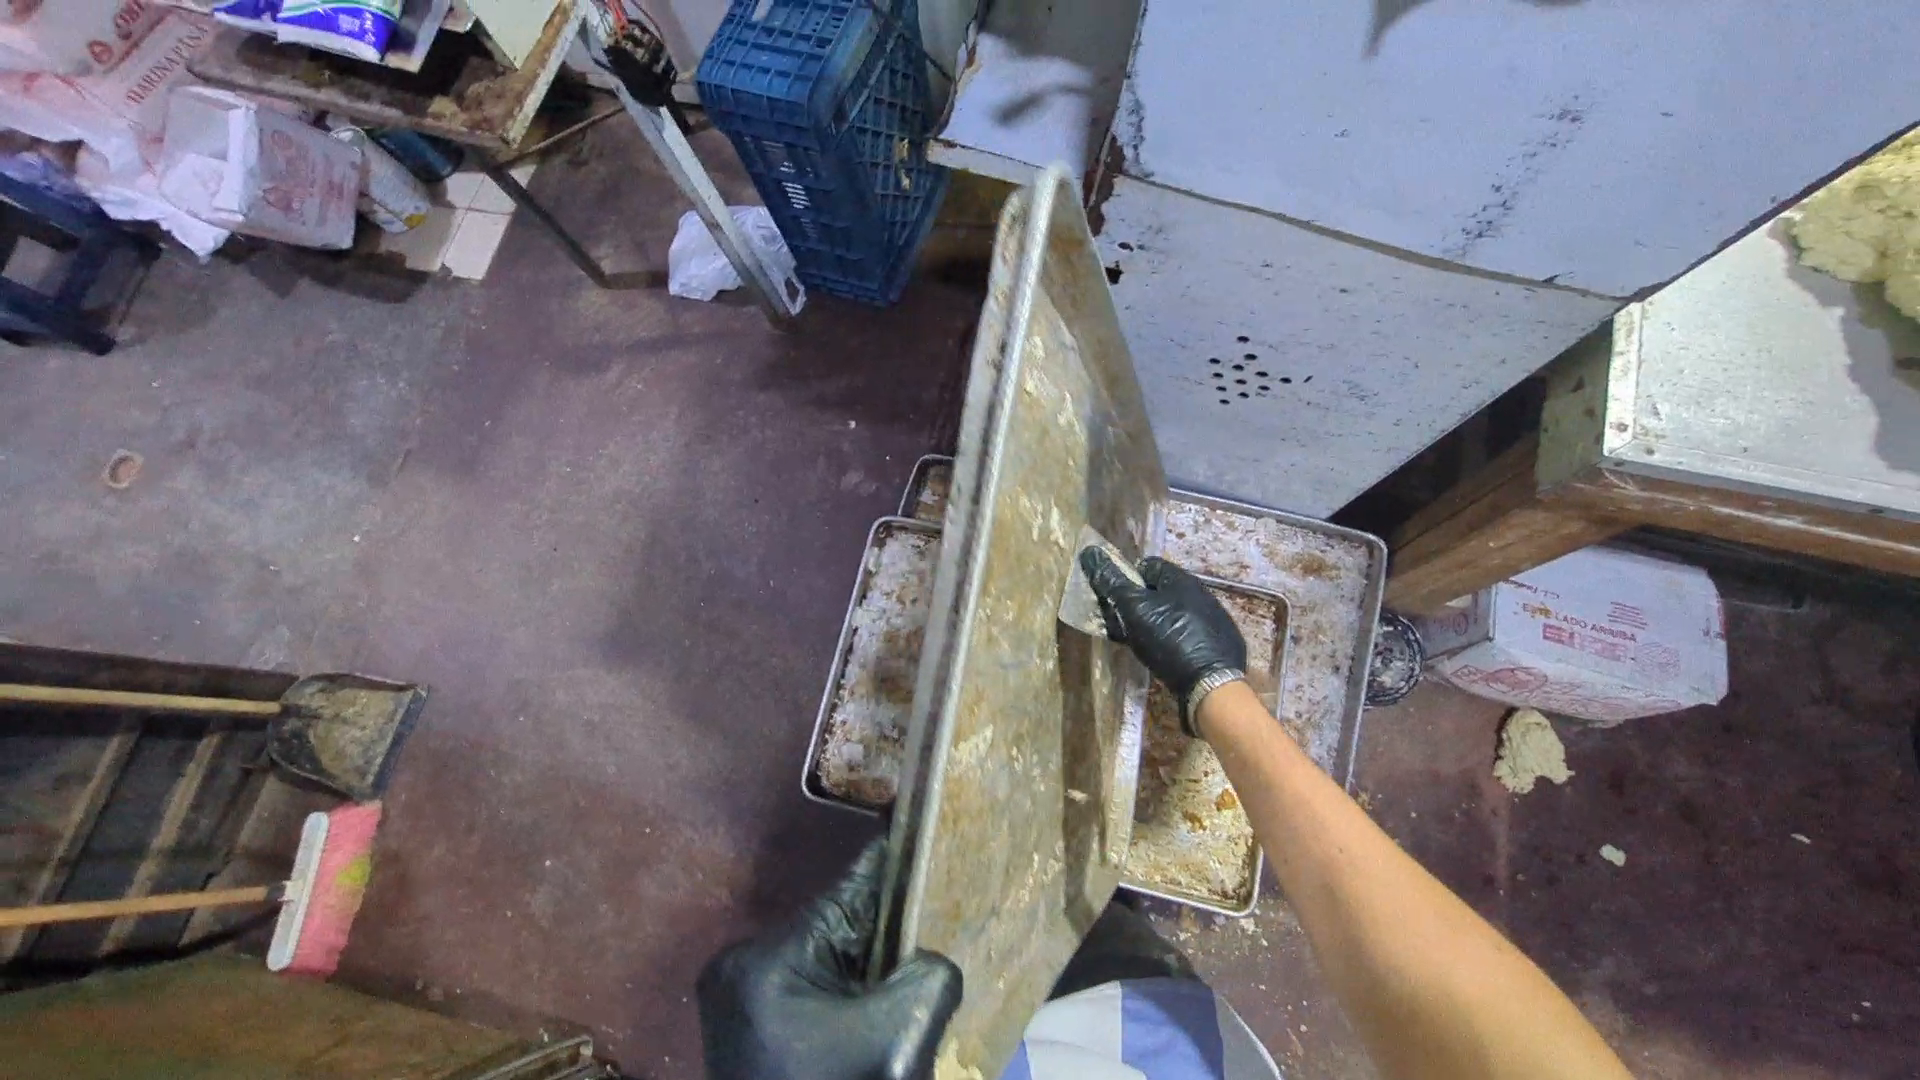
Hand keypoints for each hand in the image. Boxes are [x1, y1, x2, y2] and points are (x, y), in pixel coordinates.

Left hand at [697, 840, 961, 1079]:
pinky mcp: (744, 1021)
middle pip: (836, 924)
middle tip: (929, 912)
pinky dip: (844, 988)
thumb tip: (924, 959)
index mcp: (768, 960)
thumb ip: (928, 976)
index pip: (848, 892)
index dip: (891, 867)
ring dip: (866, 963)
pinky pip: (807, 985)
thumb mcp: (898, 1039)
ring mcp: (736, 995)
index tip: (919, 830)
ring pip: (825, 956)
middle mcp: (741, 964)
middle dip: (884, 929)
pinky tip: (875, 996)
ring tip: (907, 959)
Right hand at [1080, 549, 1246, 735]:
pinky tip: (1169, 655)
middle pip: (1161, 590)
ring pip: (1175, 612)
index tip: (1115, 601)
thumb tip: (1090, 553)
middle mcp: (1201, 592)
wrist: (1211, 683)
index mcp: (1181, 578)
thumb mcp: (1134, 610)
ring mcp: (1214, 617)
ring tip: (1144, 643)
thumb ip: (1113, 582)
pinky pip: (1190, 631)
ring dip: (1158, 622)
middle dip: (1141, 604)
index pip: (1147, 565)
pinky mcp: (1220, 641)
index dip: (1127, 580)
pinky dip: (1176, 638)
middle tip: (1126, 625)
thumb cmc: (1168, 639)